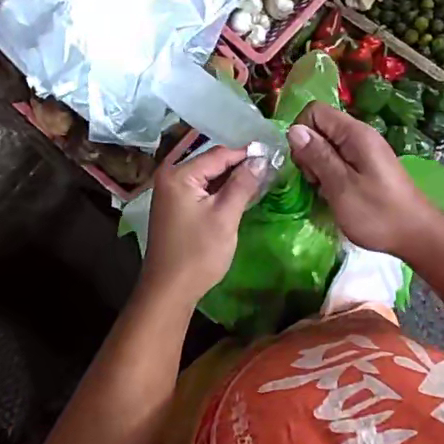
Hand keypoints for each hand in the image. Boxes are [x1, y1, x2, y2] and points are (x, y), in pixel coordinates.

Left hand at [140, 145, 265, 300]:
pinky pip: (202, 191)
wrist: (169, 290)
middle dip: (240, 166)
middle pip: (212, 163)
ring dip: (232, 179)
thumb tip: (261, 159)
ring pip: (209, 178)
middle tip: (270, 167)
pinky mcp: (176, 208)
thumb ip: (243, 184)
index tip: (273, 155)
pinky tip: (241, 195)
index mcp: (179, 175)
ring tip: (262, 180)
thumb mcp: (225, 216)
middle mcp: (171, 177)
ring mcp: (171, 193)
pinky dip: (221, 192)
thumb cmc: (198, 253)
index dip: (247, 154)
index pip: (219, 154)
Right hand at [289, 103, 443, 257]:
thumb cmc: (378, 213)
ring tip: (327, 191)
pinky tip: (336, 195)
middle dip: (309, 152)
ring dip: (318, 166)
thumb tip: (293, 130)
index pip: (315, 111)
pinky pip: (339, 160)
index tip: (306, 164)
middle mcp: (360, 135)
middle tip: (316, 182)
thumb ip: (318, 156)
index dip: (302, 134)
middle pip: (320, 127)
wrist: (417, 235)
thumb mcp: (341, 186)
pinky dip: (331, 175)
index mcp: (355, 134)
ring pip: (327, 145)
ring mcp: (365, 151)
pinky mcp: (367, 166)